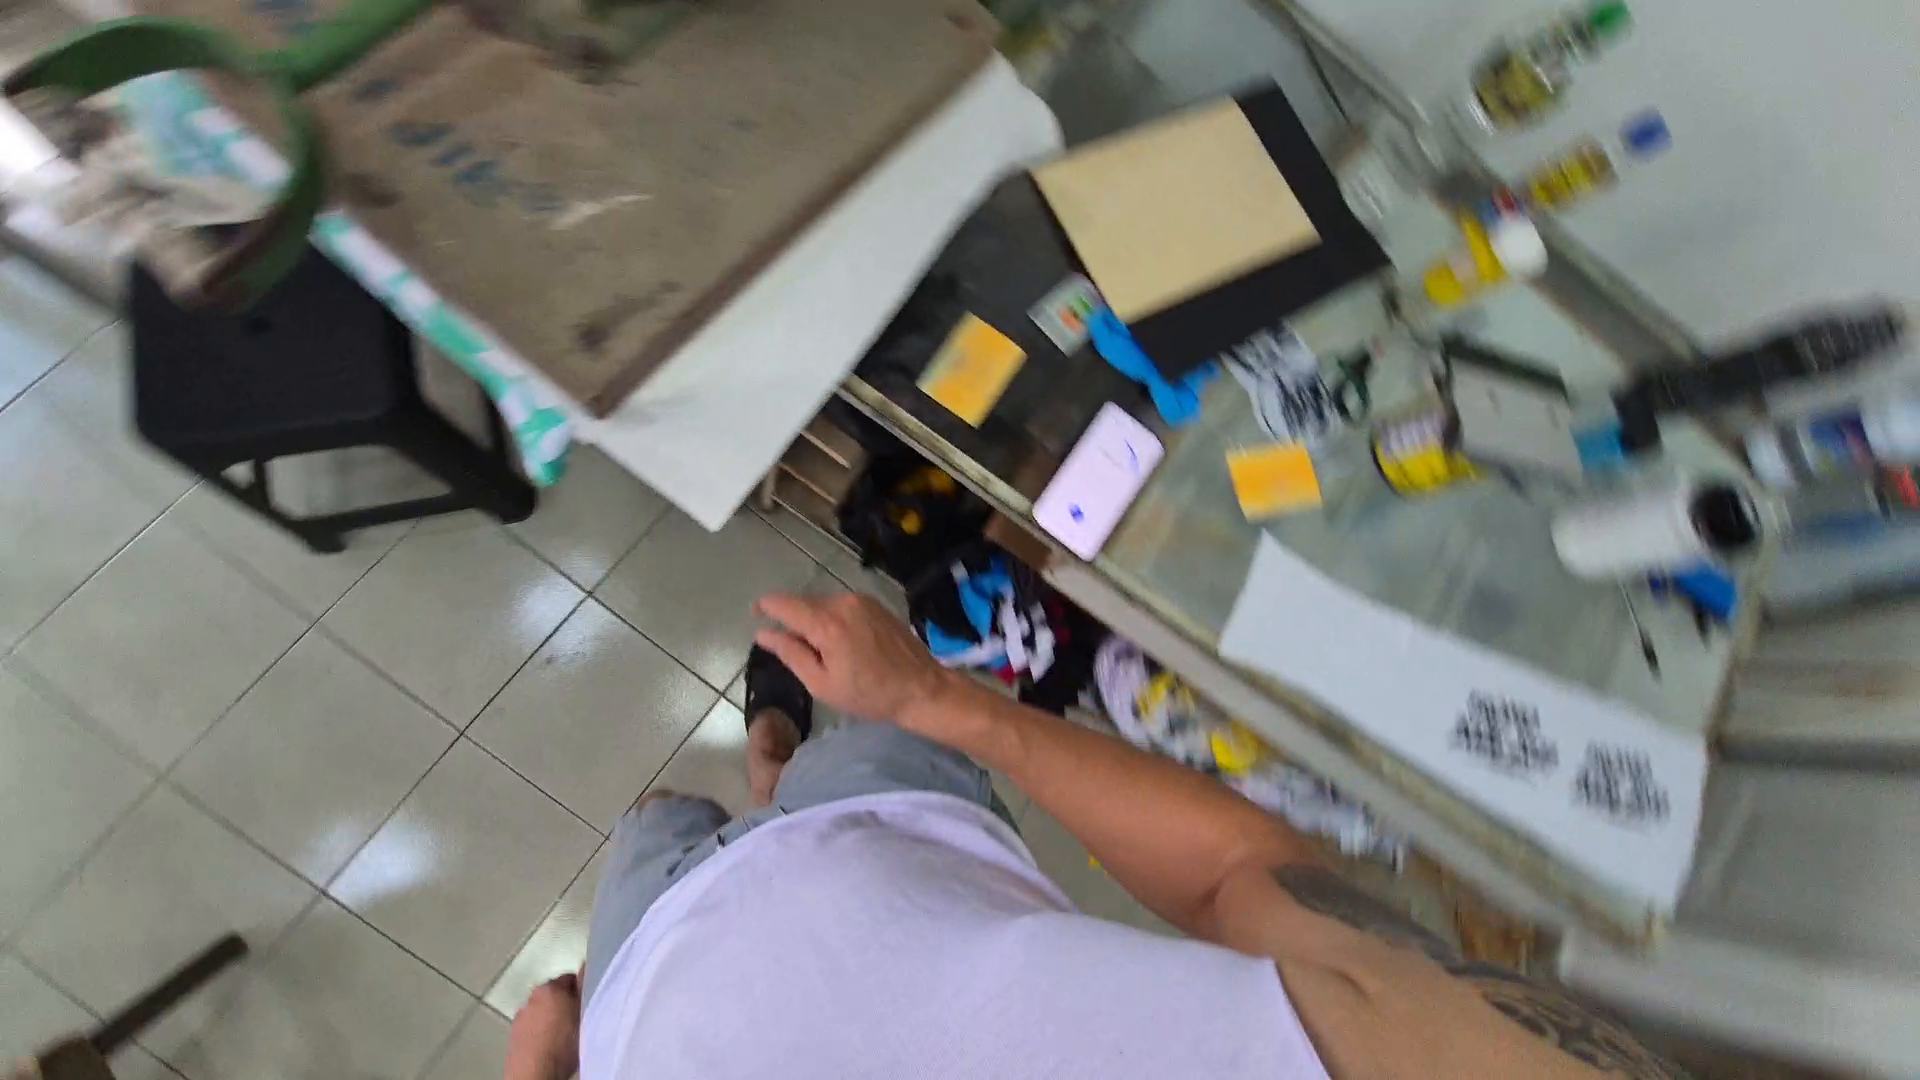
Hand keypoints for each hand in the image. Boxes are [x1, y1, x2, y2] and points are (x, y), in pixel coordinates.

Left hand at [506, 973, 580, 1079]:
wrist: (534, 1076)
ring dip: (550, 1015)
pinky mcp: (512, 1036)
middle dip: (564, 1001)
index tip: (586, 1004)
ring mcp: (520, 1017)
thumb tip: (586, 967)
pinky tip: (547, 1043)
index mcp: (550, 987)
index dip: (581, 990)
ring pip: (542, 1009)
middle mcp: (532, 997)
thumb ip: (585, 987)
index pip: (570, 978)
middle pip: (554, 993)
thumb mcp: (584, 1012)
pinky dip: (539, 1029)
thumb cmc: (564, 1043)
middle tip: (575, 1018)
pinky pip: (531, 1025)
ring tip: (561, 1033)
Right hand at [754, 592, 954, 727]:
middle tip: (796, 651)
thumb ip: (791, 654)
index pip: (785, 604)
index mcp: (827, 623)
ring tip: (824, 652)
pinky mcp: (876, 604)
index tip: (755, 614)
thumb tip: (764, 634)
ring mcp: (863, 600)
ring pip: (824, 604)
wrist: (921, 688)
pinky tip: (843, 644)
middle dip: (794, 621)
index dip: (766, 607)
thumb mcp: (822, 683)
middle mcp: (844, 603)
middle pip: (805, 604)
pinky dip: (834, 619)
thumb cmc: (869, 695)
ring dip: (816, 621)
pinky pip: (843, 606)